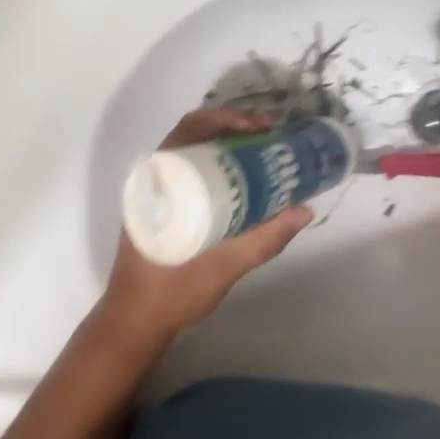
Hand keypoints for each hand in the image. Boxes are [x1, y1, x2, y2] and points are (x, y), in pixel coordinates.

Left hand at [94, 109, 314, 347]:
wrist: (134, 321)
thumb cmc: (174, 291)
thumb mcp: (226, 266)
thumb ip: (266, 237)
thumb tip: (305, 210)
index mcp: (161, 179)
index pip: (192, 128)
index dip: (228, 119)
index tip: (261, 128)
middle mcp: (152, 175)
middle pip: (193, 132)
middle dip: (233, 126)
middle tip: (269, 135)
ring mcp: (152, 188)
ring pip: (190, 149)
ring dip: (224, 144)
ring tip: (261, 150)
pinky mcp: (157, 203)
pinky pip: (186, 168)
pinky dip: (213, 163)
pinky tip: (239, 178)